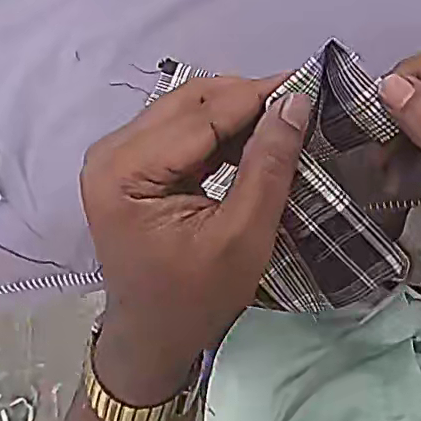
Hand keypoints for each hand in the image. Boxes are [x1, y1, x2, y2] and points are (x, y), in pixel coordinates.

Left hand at [81, 76, 310, 400]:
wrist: (155, 338)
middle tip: (300, 101)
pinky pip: (184, 130)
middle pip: (190, 103)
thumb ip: (268, 166)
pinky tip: (256, 138)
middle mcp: (112, 152)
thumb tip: (295, 103)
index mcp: (126, 171)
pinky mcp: (134, 164)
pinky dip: (223, 131)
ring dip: (238, 112)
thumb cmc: (196, 299)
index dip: (258, 95)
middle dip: (248, 99)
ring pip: (188, 110)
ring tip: (284, 118)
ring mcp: (119, 156)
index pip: (201, 115)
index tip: (308, 82)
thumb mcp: (242, 236)